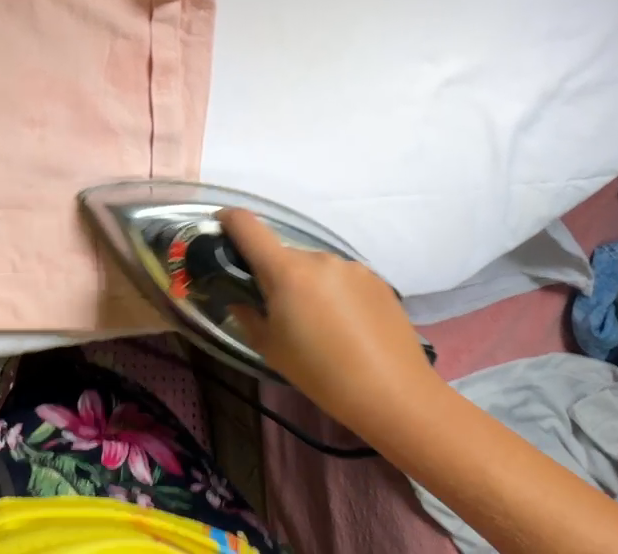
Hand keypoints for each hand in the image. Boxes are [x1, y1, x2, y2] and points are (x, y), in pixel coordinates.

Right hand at [220, 209, 440, 432]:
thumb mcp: (269, 346)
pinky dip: (334, 293)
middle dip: (274, 273)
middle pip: (282, 253)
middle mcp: (318, 258)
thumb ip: (245, 310)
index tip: (221, 231)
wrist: (396, 395)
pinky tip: (347, 327)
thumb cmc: (322, 374)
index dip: (227, 221)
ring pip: (313, 267)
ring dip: (307, 284)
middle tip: (280, 311)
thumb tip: (238, 293)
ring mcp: (351, 266)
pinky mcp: (377, 279)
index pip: (246, 224)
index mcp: (286, 270)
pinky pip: (341, 278)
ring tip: (320, 324)